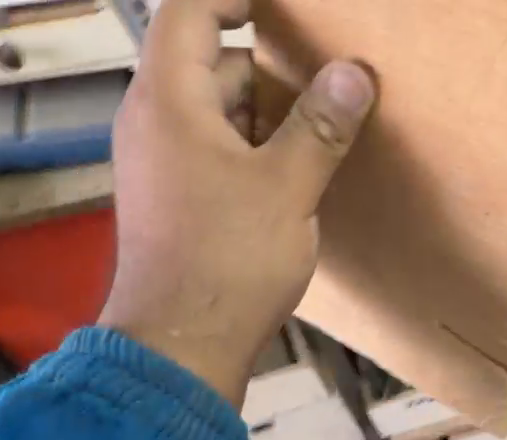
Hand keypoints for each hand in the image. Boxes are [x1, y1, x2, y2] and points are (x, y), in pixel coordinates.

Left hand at [99, 0, 375, 404]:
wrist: (185, 338)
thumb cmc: (230, 258)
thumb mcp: (287, 189)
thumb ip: (319, 128)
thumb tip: (353, 73)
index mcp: (170, 99)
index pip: (189, 12)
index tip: (278, 6)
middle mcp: (153, 120)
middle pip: (205, 63)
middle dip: (264, 64)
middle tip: (321, 77)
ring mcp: (160, 162)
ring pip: (212, 113)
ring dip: (262, 113)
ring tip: (318, 130)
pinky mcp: (174, 200)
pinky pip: (211, 151)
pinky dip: (250, 148)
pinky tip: (291, 178)